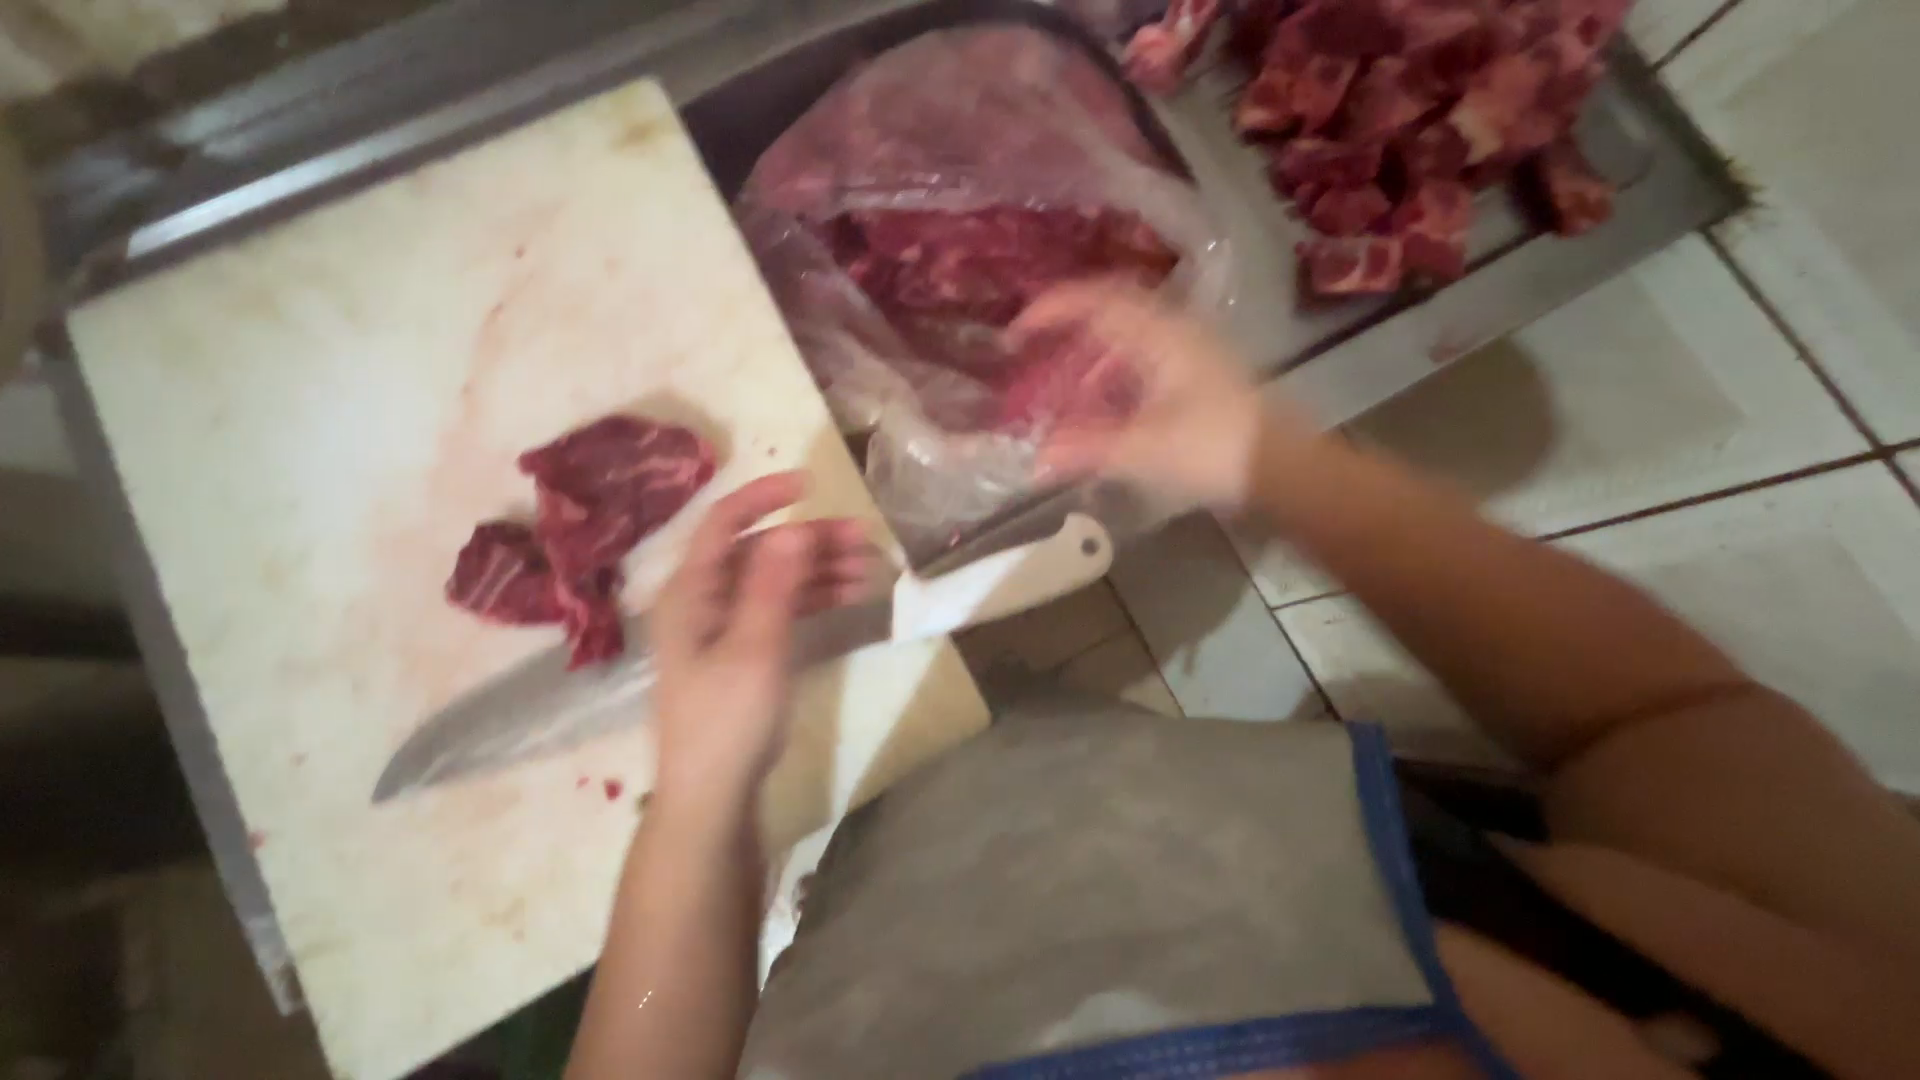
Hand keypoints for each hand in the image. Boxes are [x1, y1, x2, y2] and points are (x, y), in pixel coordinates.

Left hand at [651, 472, 878, 808]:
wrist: (712, 796)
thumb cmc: (727, 719)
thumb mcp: (755, 647)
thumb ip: (774, 584)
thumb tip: (795, 527)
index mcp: (691, 592)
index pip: (723, 522)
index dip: (764, 496)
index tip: (814, 486)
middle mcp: (704, 601)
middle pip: (760, 552)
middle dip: (811, 541)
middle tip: (864, 540)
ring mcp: (725, 628)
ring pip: (776, 581)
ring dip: (820, 571)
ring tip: (870, 571)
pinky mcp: (744, 653)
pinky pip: (781, 610)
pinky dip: (814, 600)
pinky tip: (852, 598)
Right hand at [1010, 280, 1319, 511]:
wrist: (1283, 466)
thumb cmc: (1215, 448)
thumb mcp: (1144, 449)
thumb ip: (1086, 449)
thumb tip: (1036, 460)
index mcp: (1160, 335)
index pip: (1097, 299)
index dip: (1053, 307)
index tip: (1018, 331)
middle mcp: (1176, 331)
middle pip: (1111, 310)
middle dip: (1068, 328)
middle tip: (1036, 353)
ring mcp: (1192, 350)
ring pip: (1129, 334)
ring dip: (1091, 354)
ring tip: (1064, 386)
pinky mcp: (1200, 374)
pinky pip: (1144, 357)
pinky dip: (1113, 373)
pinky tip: (1103, 406)